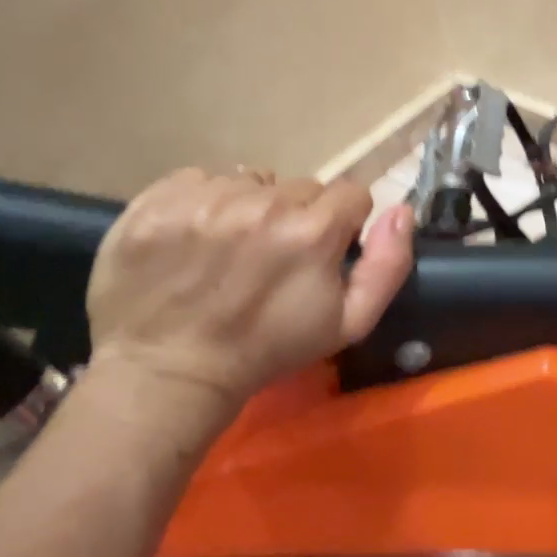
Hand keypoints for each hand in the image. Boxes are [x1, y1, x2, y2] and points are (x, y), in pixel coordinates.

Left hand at [85, 168, 414, 422]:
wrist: (167, 377)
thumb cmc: (268, 350)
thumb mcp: (350, 322)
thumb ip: (389, 263)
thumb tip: (401, 210)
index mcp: (313, 229)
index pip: (350, 194)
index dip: (341, 224)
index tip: (320, 252)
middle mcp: (262, 205)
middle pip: (299, 187)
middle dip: (296, 216)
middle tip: (271, 257)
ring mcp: (204, 202)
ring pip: (250, 181)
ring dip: (249, 206)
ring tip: (229, 247)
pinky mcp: (156, 204)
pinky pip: (198, 179)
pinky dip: (203, 201)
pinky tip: (195, 237)